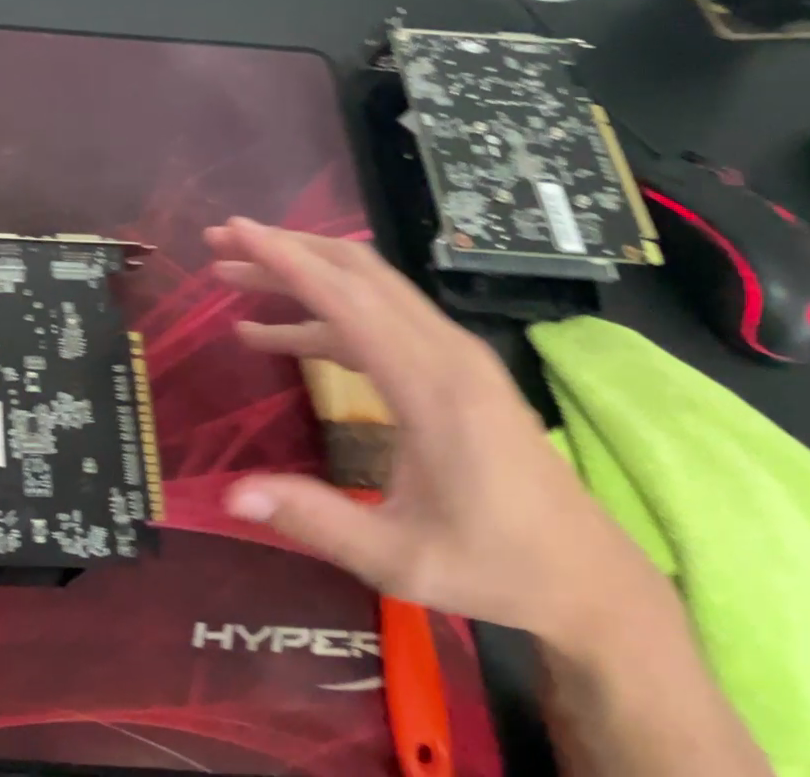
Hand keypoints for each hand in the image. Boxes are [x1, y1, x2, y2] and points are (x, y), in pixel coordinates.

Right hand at [207, 218, 664, 648]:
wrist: (589, 579)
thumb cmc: (495, 567)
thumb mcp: (398, 559)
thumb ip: (314, 519)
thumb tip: (231, 494)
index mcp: (433, 389)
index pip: (348, 300)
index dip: (286, 260)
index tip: (234, 231)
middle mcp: (446, 355)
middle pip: (358, 273)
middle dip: (284, 250)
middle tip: (220, 241)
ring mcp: (454, 358)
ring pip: (368, 289)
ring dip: (300, 275)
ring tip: (232, 276)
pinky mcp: (452, 371)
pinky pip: (378, 322)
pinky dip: (321, 316)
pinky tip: (272, 335)